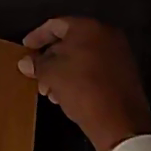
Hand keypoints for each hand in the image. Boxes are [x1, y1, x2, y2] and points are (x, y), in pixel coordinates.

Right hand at [17, 17, 150, 150]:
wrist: (121, 124)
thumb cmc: (82, 89)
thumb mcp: (51, 74)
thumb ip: (36, 64)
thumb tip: (25, 63)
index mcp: (89, 28)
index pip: (55, 25)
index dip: (37, 36)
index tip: (25, 49)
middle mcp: (107, 36)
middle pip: (70, 42)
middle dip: (50, 59)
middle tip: (36, 74)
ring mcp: (119, 56)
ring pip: (82, 57)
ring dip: (63, 71)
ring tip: (49, 90)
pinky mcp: (125, 75)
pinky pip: (95, 69)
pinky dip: (79, 77)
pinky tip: (66, 94)